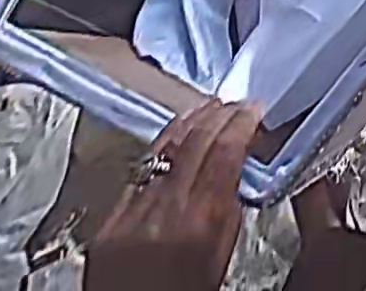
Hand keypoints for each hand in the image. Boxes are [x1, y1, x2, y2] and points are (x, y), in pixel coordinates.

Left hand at [87, 100, 261, 290]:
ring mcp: (133, 212)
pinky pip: (144, 167)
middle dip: (222, 115)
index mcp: (199, 224)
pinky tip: (178, 132)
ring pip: (168, 146)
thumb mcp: (218, 261)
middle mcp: (165, 211)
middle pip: (198, 140)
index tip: (254, 110)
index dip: (242, 123)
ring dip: (194, 120)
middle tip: (239, 104)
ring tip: (213, 107)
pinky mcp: (110, 219)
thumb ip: (227, 211)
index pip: (225, 151)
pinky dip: (166, 143)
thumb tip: (235, 168)